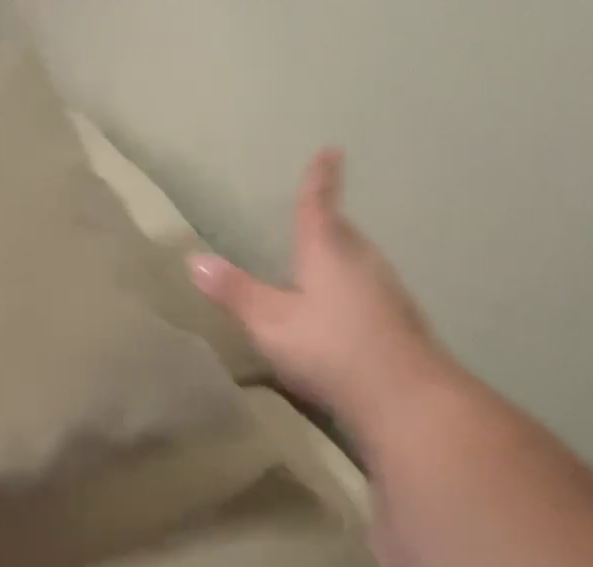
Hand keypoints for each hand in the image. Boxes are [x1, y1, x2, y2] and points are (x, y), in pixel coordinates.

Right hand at [188, 149, 458, 417]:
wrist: (399, 391)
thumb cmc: (327, 347)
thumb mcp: (269, 322)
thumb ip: (234, 292)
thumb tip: (193, 258)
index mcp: (327, 252)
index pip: (318, 207)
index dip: (320, 180)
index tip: (330, 151)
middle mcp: (361, 260)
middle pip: (341, 232)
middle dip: (327, 221)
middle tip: (317, 211)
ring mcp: (383, 289)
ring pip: (355, 261)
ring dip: (338, 257)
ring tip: (320, 261)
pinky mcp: (393, 318)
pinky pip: (364, 290)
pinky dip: (347, 289)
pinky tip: (338, 310)